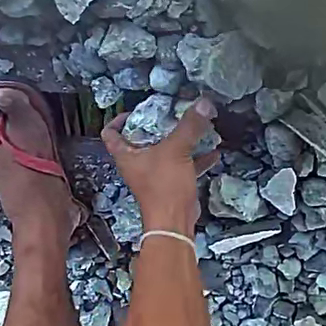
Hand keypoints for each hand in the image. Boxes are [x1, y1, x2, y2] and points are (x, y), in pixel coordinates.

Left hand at [101, 98, 220, 234]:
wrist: (174, 223)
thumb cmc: (165, 186)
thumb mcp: (176, 150)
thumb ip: (190, 126)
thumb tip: (204, 102)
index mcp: (127, 155)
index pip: (111, 133)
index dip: (118, 119)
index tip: (136, 109)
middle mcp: (138, 163)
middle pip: (143, 137)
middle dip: (159, 124)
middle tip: (174, 111)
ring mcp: (155, 174)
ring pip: (166, 150)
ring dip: (181, 139)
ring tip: (197, 126)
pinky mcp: (172, 183)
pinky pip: (184, 164)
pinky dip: (197, 157)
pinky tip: (213, 150)